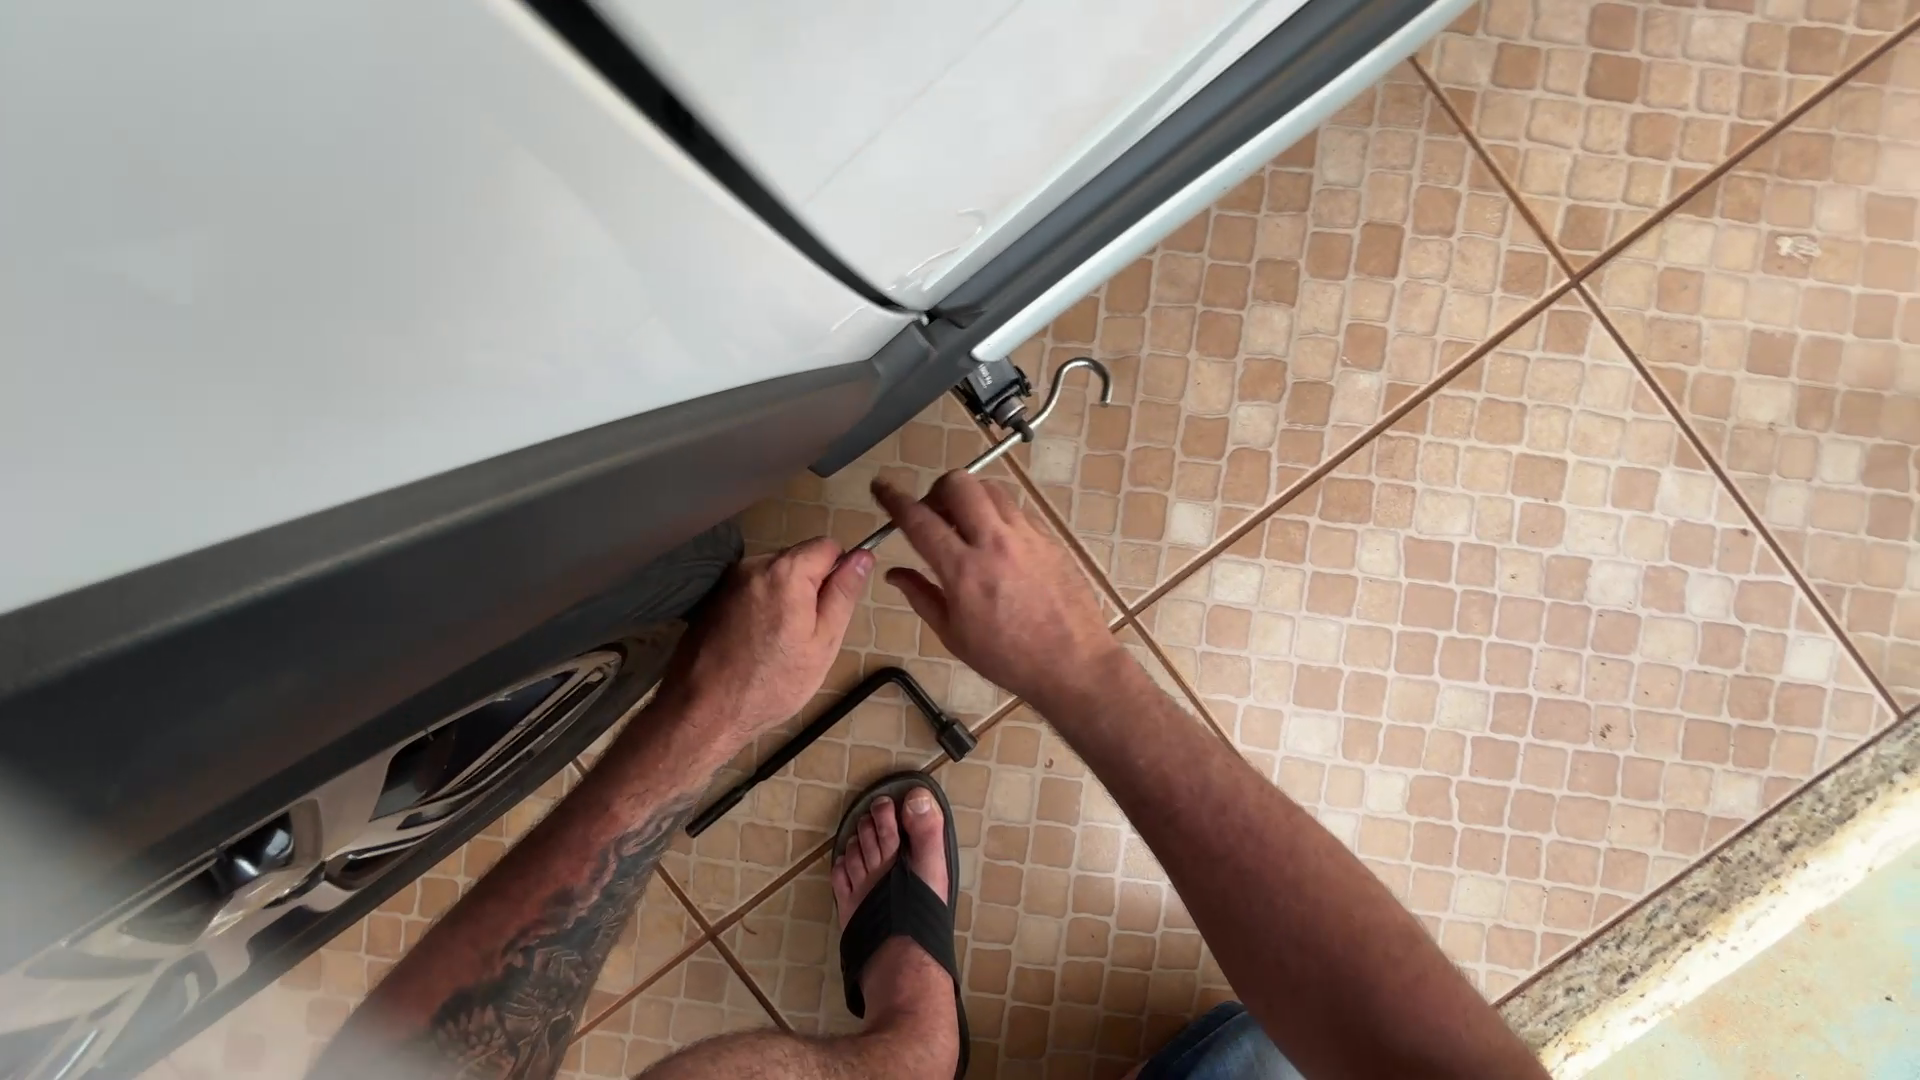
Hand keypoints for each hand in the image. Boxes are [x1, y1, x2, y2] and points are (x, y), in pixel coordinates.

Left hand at [658, 537, 871, 749]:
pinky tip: (756, 640)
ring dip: (785, 596)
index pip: (828, 545)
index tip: (832, 607)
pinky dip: (762, 605)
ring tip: (779, 640)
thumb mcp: (823, 642)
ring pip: (775, 574)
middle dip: (810, 586)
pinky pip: (752, 588)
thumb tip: (863, 557)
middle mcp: (754, 564)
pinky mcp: (713, 596)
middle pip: (799, 558)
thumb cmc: (772, 684)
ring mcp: (729, 579)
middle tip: (807, 632)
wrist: (704, 711)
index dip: (839, 572)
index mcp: (786, 572)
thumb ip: (843, 593)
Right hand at [873, 470, 1121, 708]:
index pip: (920, 520)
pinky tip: (997, 544)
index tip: (881, 487)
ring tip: (965, 526)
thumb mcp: (954, 635)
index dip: (894, 499)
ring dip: (970, 498)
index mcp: (964, 570)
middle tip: (934, 514)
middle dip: (937, 490)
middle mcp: (995, 542)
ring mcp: (1027, 537)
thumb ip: (922, 596)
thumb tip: (894, 573)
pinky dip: (997, 516)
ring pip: (991, 489)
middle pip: (959, 484)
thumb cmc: (1008, 659)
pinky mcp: (1050, 539)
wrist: (1073, 664)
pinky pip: (1017, 511)